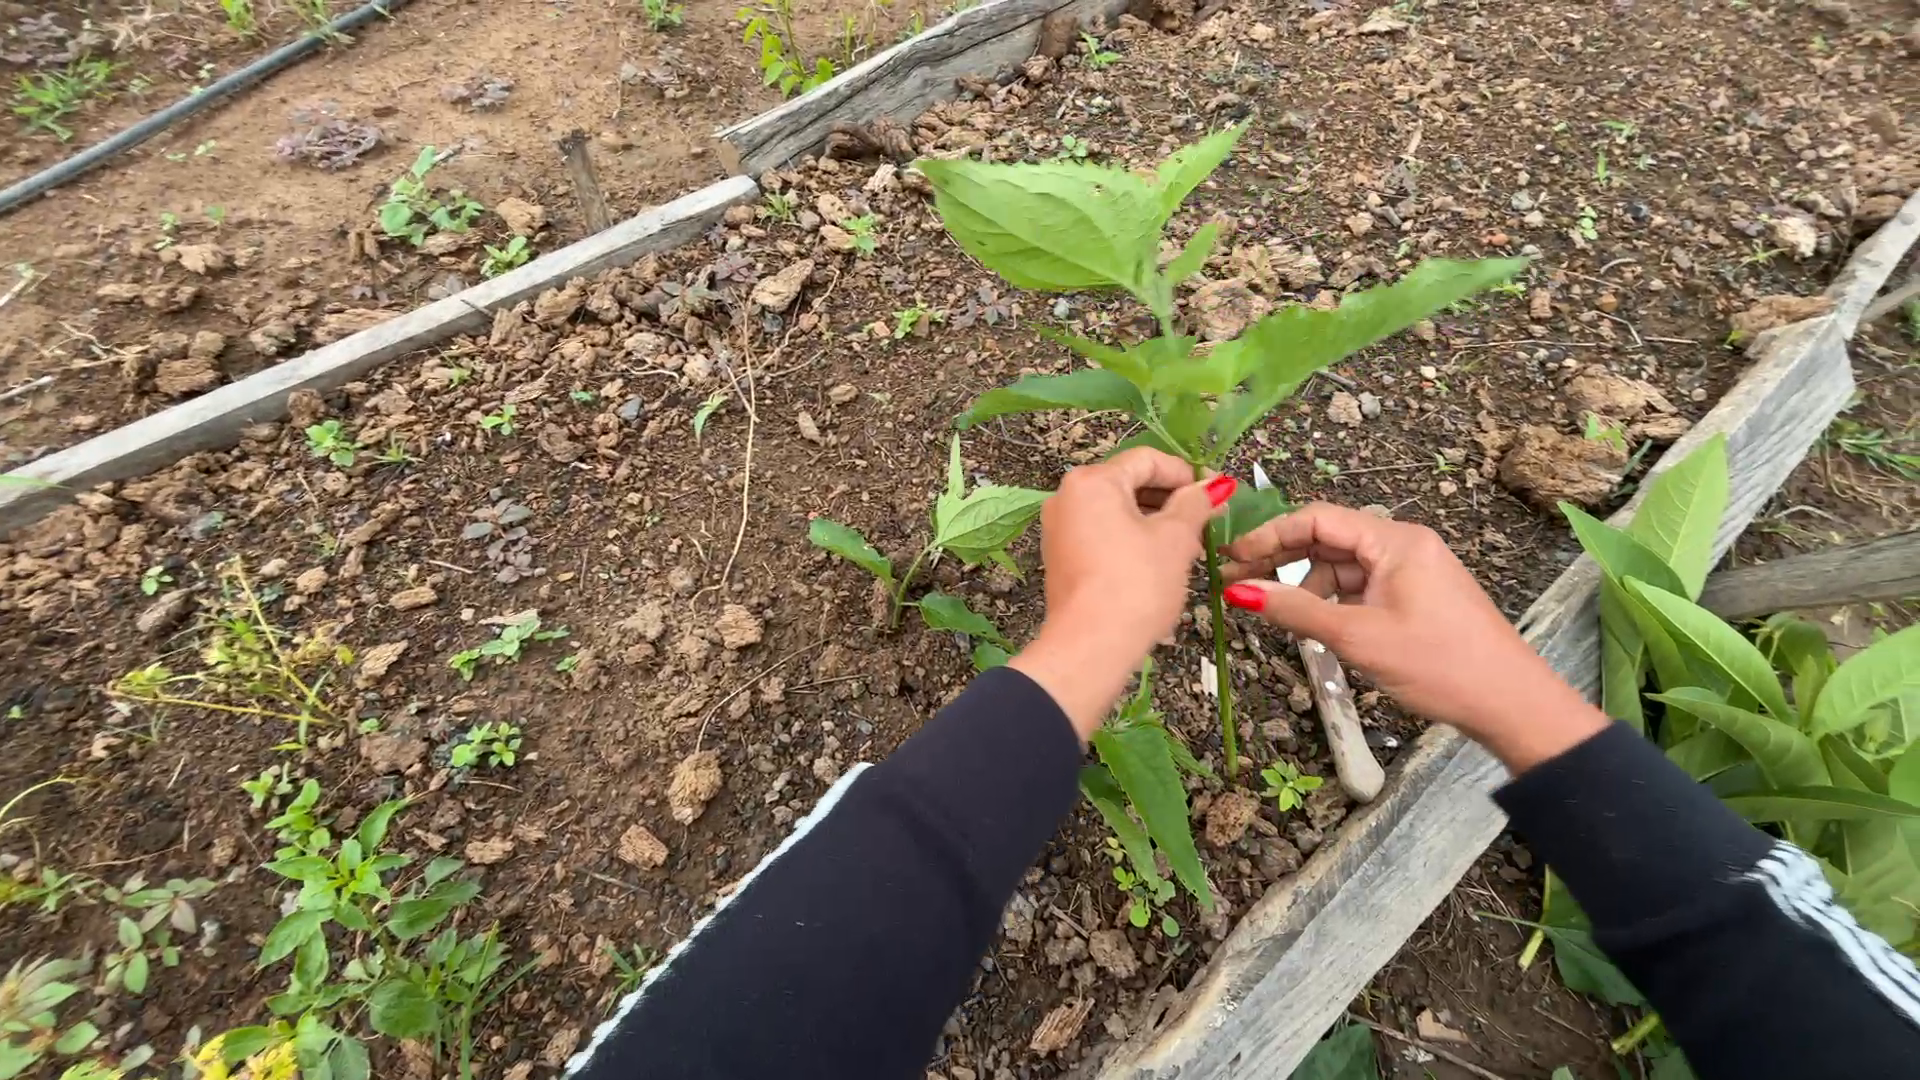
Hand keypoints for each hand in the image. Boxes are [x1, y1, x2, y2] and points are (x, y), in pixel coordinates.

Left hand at [1008, 448, 1234, 739]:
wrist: (1090, 646)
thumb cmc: (1136, 585)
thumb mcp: (1175, 539)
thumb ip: (1195, 504)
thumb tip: (1216, 485)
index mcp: (1091, 481)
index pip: (1146, 460)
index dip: (1185, 473)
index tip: (1213, 494)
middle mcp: (1066, 497)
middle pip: (1128, 483)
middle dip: (1170, 501)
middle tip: (1204, 523)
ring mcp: (1059, 528)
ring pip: (1116, 511)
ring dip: (1153, 522)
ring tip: (1187, 547)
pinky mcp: (1060, 557)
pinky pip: (1101, 534)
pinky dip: (1130, 539)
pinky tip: (1157, 563)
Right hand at [1218, 503, 1607, 771]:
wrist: (1512, 706)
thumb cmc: (1438, 664)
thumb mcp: (1356, 636)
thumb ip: (1294, 609)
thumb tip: (1237, 591)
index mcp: (1395, 541)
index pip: (1316, 519)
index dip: (1268, 535)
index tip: (1231, 557)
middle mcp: (1401, 545)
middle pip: (1325, 538)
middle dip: (1278, 557)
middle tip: (1233, 580)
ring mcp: (1408, 570)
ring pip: (1338, 564)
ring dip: (1301, 582)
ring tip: (1269, 608)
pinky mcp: (1410, 595)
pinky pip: (1355, 585)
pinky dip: (1327, 598)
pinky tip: (1308, 620)